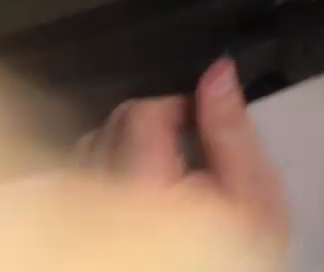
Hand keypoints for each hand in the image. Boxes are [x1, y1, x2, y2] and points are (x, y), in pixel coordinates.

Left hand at [80, 58, 288, 242]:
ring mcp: (77, 226)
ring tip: (161, 165)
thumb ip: (231, 127)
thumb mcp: (255, 185)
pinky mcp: (70, 237)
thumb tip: (218, 75)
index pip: (141, 114)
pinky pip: (68, 185)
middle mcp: (99, 209)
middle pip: (109, 125)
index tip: (200, 118)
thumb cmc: (237, 249)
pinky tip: (131, 186)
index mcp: (149, 189)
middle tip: (186, 145)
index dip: (180, 105)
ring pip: (85, 151)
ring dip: (121, 144)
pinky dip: (100, 172)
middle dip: (151, 124)